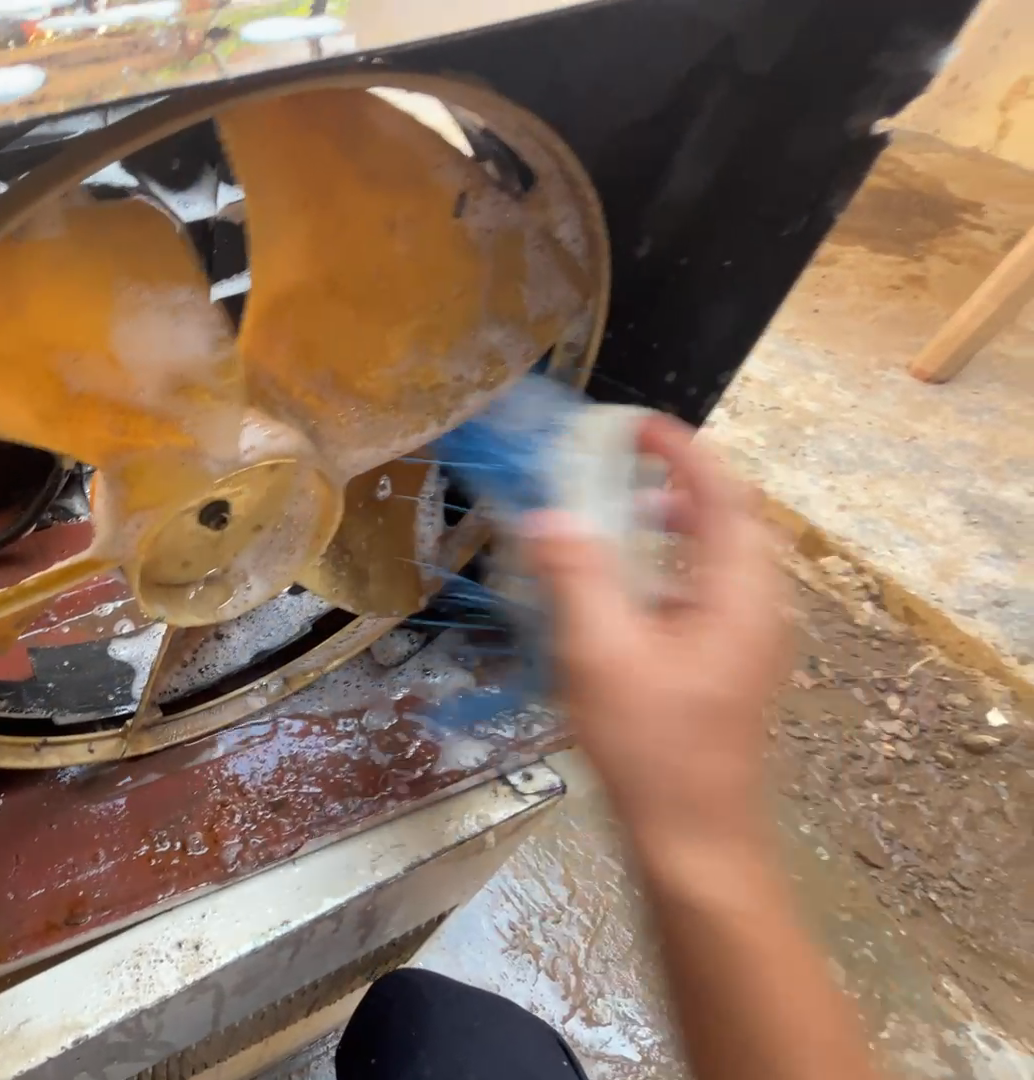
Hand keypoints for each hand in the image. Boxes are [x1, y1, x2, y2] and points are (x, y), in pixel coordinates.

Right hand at [524, 415, 785, 866]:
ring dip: (658, 527)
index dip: (683, 453)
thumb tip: (544, 517)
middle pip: (723, 523)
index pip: (725, 499)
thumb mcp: (600, 651)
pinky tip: (605, 587)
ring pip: (707, 558)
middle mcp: (753, 608)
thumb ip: (575, 577)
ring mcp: (739, 638)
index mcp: (738, 596)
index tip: (634, 425)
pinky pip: (691, 590)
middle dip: (667, 485)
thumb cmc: (649, 739)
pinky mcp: (717, 660)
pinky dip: (653, 566)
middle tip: (605, 472)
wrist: (689, 829)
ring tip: (601, 520)